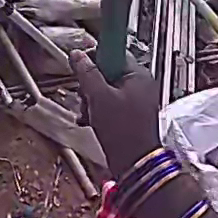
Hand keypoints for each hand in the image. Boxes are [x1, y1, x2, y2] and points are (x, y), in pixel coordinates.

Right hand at [70, 50, 161, 178]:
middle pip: (107, 71)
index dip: (95, 57)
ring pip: (105, 89)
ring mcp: (135, 100)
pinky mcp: (129, 114)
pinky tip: (90, 120)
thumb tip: (78, 55)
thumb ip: (87, 73)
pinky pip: (109, 103)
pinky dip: (97, 110)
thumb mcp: (99, 97)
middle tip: (85, 95)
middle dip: (90, 84)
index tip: (82, 63)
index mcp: (138, 76)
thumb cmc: (123, 132)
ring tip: (88, 112)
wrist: (134, 165)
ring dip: (91, 99)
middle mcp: (139, 85)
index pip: (113, 52)